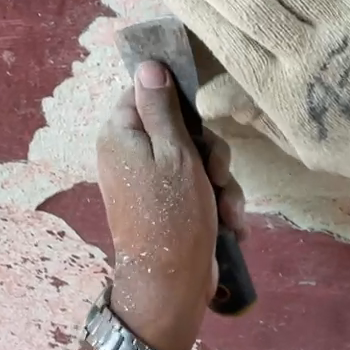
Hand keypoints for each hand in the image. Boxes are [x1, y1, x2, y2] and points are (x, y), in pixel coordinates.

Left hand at [94, 60, 246, 349]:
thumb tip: (147, 63)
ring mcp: (146, 179)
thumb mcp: (174, 152)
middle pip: (178, 128)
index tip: (198, 123)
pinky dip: (215, 204)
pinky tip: (229, 226)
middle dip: (209, 153)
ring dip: (220, 184)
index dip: (177, 104)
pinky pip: (195, 188)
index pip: (145, 94)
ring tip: (226, 211)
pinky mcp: (165, 203)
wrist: (171, 285)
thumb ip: (161, 108)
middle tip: (217, 176)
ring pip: (195, 160)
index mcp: (120, 133)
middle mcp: (128, 152)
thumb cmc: (172, 215)